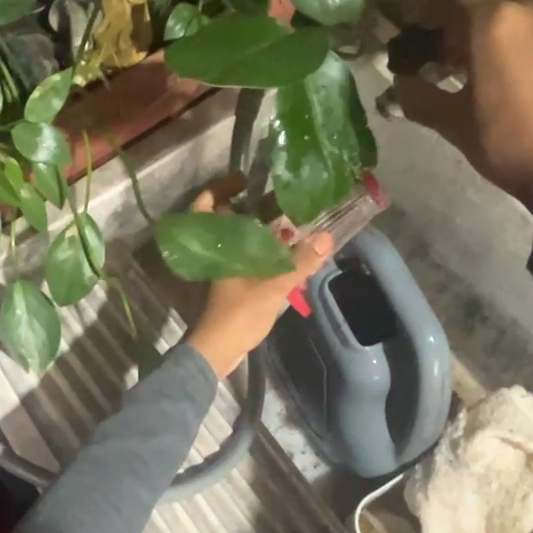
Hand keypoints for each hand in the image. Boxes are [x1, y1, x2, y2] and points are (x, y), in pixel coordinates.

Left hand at [184, 175, 336, 378]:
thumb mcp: (273, 287)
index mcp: (219, 247)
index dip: (219, 190)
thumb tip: (327, 237)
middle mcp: (218, 254)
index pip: (205, 208)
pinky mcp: (232, 287)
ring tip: (291, 222)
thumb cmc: (238, 315)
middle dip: (249, 208)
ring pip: (238, 242)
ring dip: (260, 231)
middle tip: (280, 199)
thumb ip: (299, 262)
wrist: (217, 351)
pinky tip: (287, 253)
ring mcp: (224, 271)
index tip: (244, 181)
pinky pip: (247, 260)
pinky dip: (263, 253)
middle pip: (227, 222)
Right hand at [395, 0, 532, 213]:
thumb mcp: (451, 121)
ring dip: (493, 15)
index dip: (427, 11)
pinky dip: (521, 24)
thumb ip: (417, 94)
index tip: (417, 36)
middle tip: (445, 46)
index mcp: (495, 20)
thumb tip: (400, 81)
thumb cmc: (508, 143)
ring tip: (478, 55)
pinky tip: (511, 61)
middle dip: (461, 10)